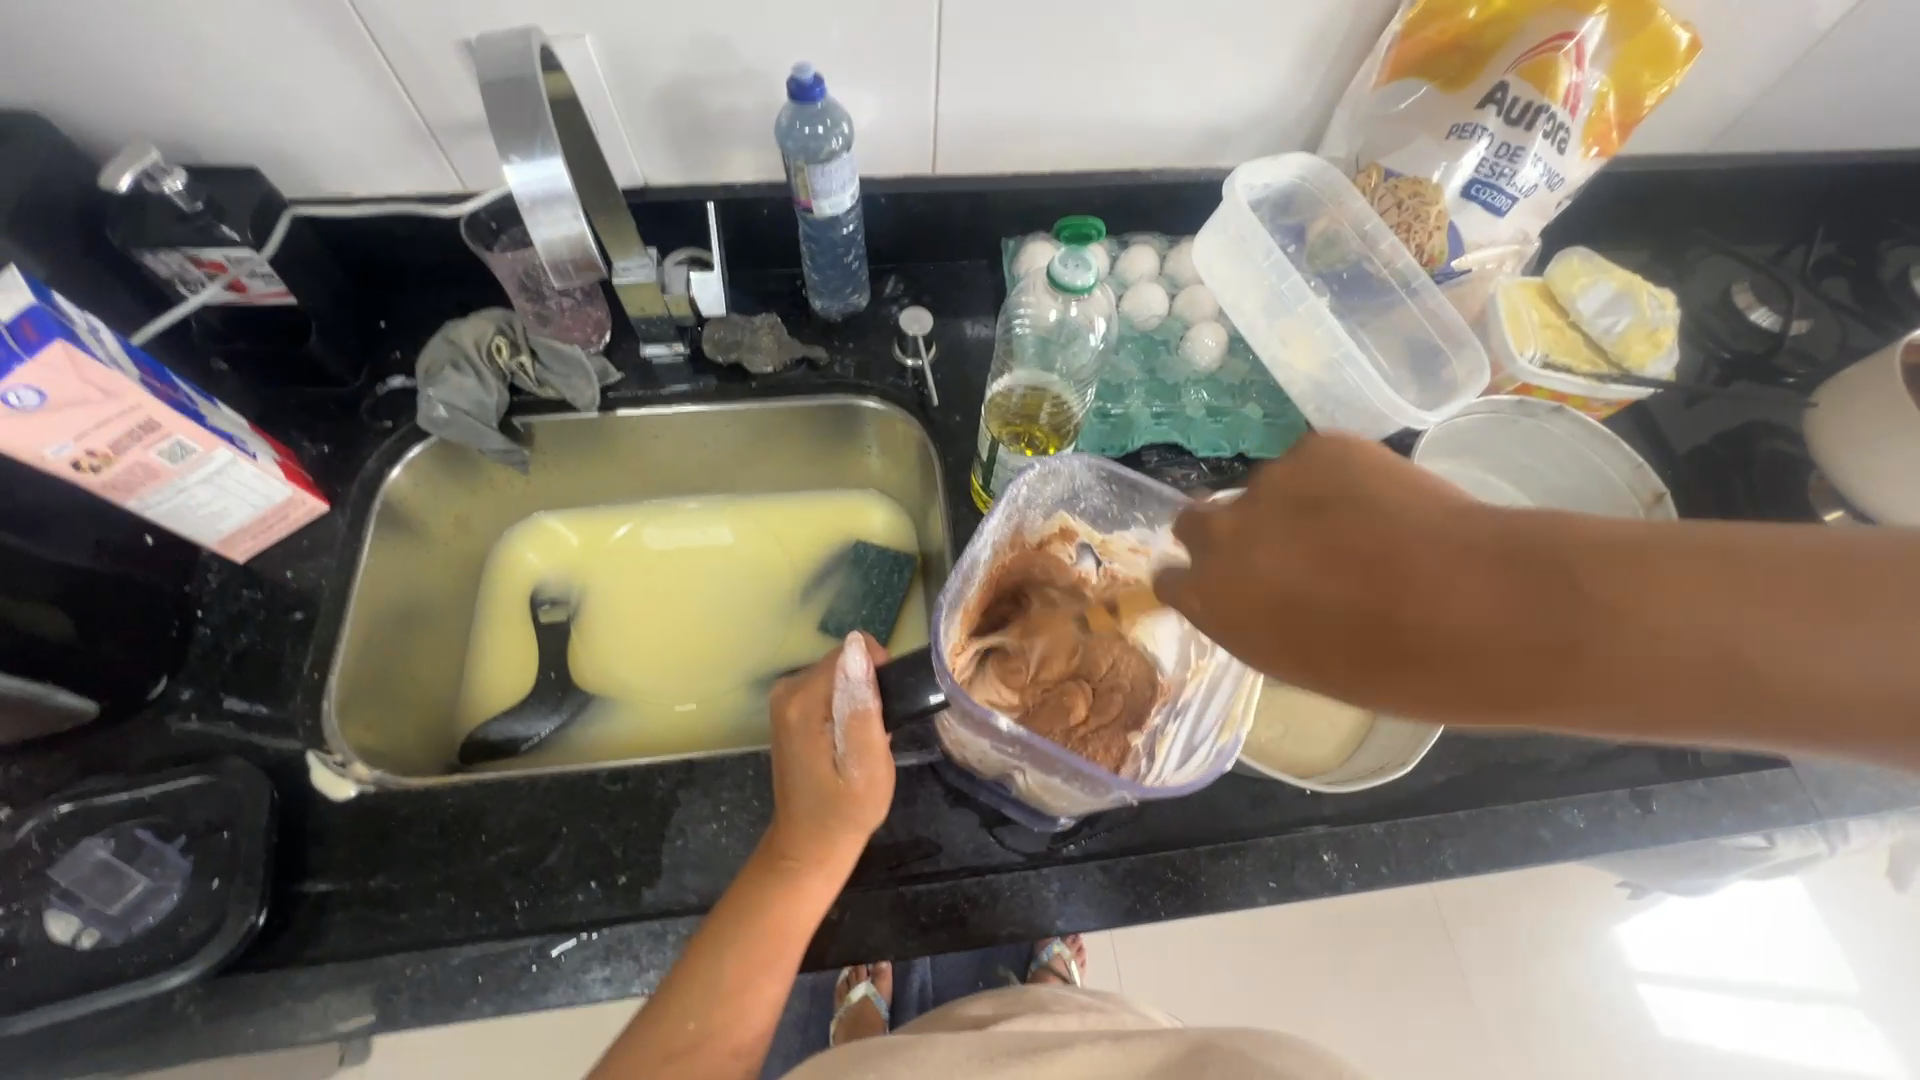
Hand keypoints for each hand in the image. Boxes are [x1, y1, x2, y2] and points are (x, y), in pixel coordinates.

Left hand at [763, 632, 895, 869]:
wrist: (810, 844)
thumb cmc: (846, 809)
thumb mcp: (868, 762)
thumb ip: (863, 702)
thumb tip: (857, 646)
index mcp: (803, 700)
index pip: (851, 650)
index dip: (879, 672)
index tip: (886, 710)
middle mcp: (786, 691)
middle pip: (843, 661)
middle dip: (869, 688)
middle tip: (875, 734)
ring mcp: (784, 700)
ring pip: (839, 675)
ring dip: (859, 700)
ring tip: (864, 742)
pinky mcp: (789, 710)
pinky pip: (829, 689)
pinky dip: (846, 709)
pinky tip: (849, 742)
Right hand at [1153, 432, 1506, 716]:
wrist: (1470, 607)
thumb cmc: (1386, 667)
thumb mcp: (1293, 662)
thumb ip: (1251, 619)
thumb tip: (1256, 597)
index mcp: (1208, 597)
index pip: (1171, 578)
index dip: (1198, 579)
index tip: (1226, 584)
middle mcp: (1220, 536)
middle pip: (1196, 521)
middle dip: (1227, 533)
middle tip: (1278, 548)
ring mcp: (1266, 484)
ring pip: (1264, 490)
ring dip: (1289, 505)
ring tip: (1354, 527)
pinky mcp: (1316, 448)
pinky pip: (1312, 461)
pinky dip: (1335, 477)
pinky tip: (1380, 502)